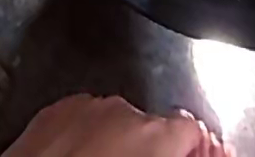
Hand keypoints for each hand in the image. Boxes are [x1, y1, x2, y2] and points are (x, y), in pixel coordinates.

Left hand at [3, 96, 231, 156]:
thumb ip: (174, 154)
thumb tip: (196, 151)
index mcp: (152, 134)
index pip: (190, 129)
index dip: (195, 148)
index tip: (197, 155)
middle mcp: (122, 110)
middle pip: (151, 128)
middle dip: (151, 151)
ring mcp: (86, 104)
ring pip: (115, 123)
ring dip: (118, 145)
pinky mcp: (57, 108)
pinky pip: (85, 120)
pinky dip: (88, 138)